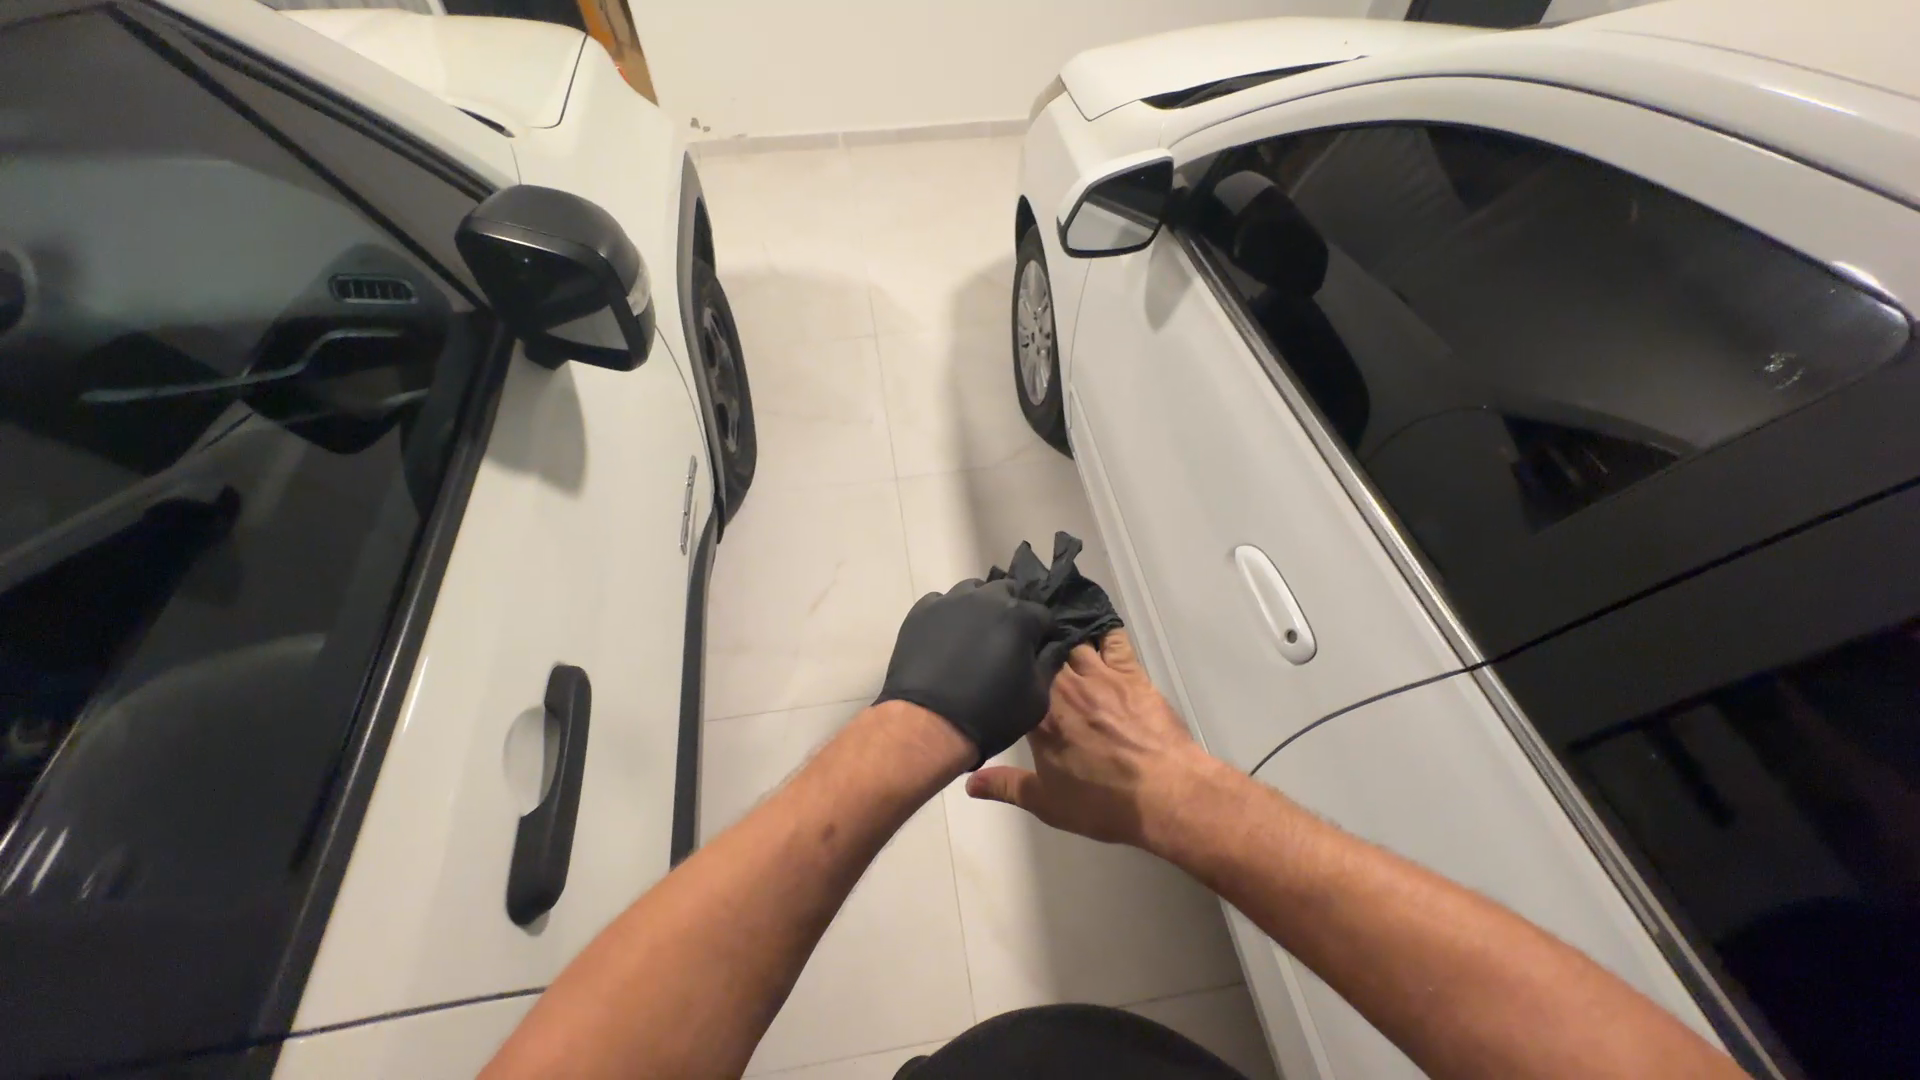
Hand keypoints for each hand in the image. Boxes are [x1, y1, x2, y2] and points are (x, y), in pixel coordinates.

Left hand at [874, 579, 1060, 767]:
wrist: (929, 725)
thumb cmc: (991, 713)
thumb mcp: (1037, 698)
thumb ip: (1050, 663)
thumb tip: (1055, 645)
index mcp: (1019, 616)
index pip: (1042, 614)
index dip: (1042, 633)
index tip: (1037, 650)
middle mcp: (986, 598)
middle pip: (1007, 592)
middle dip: (1012, 612)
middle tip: (1006, 641)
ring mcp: (950, 601)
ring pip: (973, 591)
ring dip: (980, 607)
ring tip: (974, 635)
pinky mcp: (921, 611)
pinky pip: (941, 602)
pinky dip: (948, 614)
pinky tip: (945, 637)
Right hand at [965, 630, 1224, 850]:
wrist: (1164, 794)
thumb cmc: (1103, 802)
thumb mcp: (1047, 804)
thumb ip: (1005, 787)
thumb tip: (969, 783)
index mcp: (1038, 717)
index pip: (1012, 682)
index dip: (1004, 670)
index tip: (993, 660)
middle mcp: (1063, 687)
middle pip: (1040, 653)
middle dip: (1028, 644)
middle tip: (1018, 635)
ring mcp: (1098, 675)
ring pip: (1072, 639)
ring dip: (1060, 630)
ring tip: (1048, 621)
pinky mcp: (1129, 671)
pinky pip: (1111, 637)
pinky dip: (1100, 625)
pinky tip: (1090, 617)